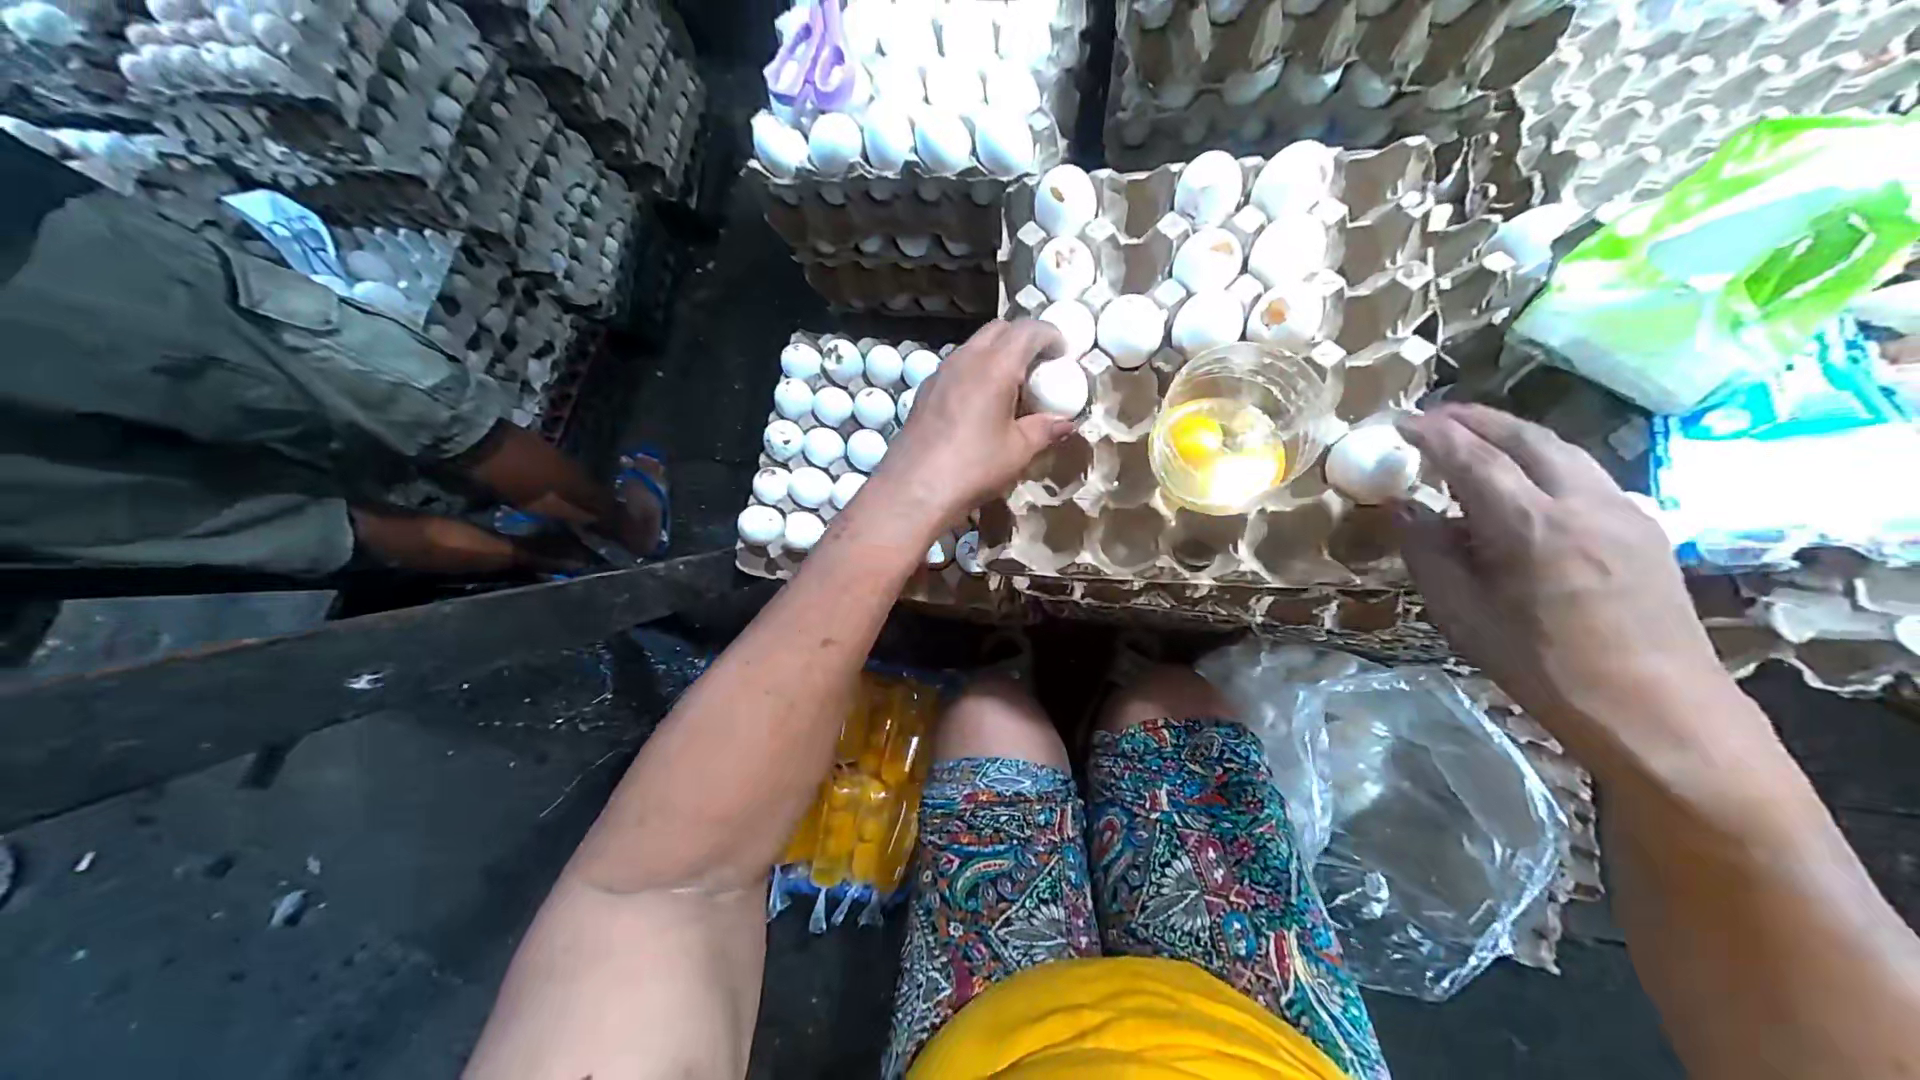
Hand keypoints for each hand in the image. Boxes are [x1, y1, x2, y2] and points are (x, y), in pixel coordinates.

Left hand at [873, 319, 1075, 526]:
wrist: (913, 490)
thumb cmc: (973, 467)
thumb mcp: (1018, 451)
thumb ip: (1044, 430)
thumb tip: (1065, 422)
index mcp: (995, 366)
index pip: (1027, 330)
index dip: (1050, 335)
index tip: (1062, 353)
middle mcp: (965, 359)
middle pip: (998, 330)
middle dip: (1023, 339)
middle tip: (1038, 367)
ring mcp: (940, 373)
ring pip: (974, 347)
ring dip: (996, 355)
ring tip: (1011, 387)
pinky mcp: (924, 392)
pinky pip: (956, 368)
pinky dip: (975, 372)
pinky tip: (980, 404)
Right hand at [1395, 404, 1752, 766]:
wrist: (1655, 707)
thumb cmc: (1539, 664)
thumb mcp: (1459, 611)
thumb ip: (1425, 550)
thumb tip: (1400, 507)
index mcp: (1529, 524)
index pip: (1471, 457)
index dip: (1431, 433)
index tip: (1399, 422)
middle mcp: (1582, 502)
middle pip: (1525, 436)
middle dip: (1475, 419)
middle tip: (1434, 417)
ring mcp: (1622, 510)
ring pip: (1561, 449)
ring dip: (1512, 435)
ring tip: (1475, 439)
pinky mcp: (1645, 526)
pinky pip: (1584, 474)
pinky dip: (1543, 460)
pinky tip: (1524, 481)